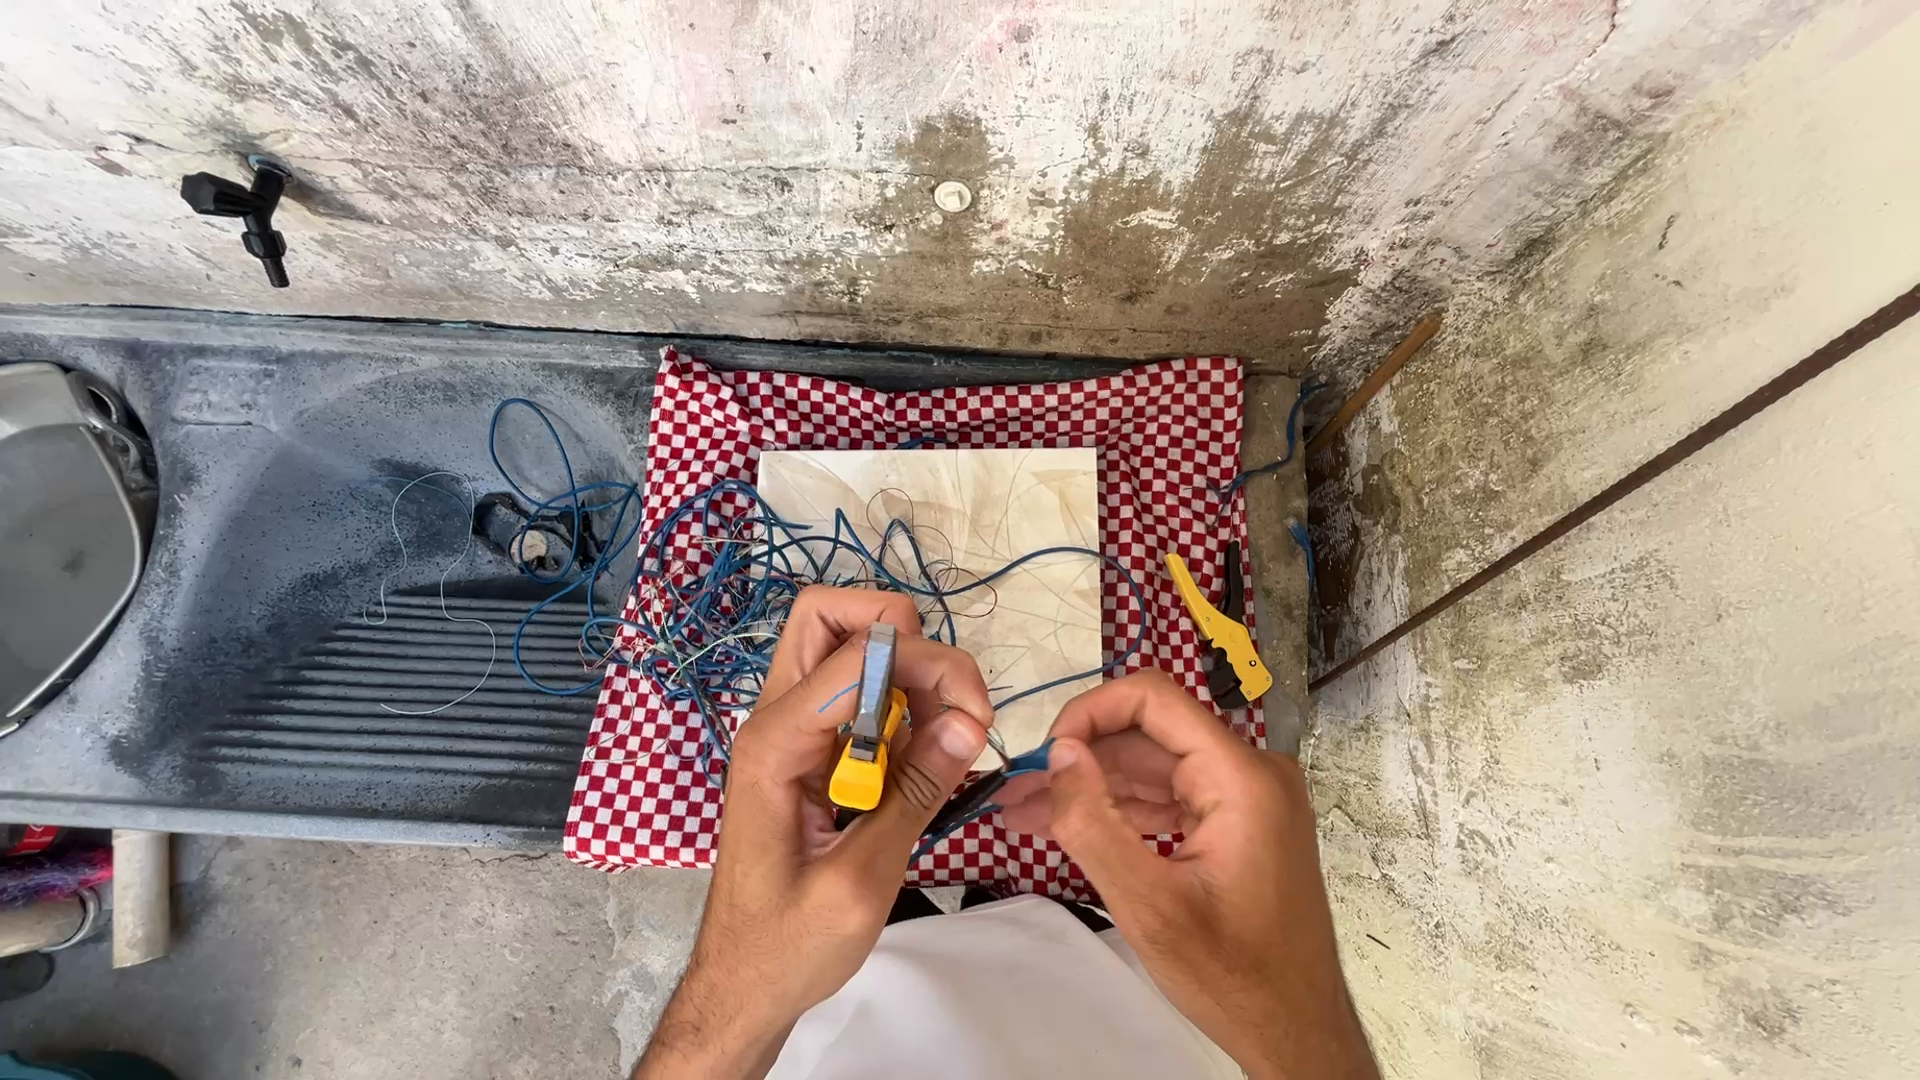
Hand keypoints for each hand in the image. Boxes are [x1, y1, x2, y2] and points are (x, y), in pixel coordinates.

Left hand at [634, 586, 993, 1079]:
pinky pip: (856, 690)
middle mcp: (776, 716)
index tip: (974, 717)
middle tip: (947, 693)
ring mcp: (790, 726)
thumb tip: (970, 722)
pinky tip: (923, 752)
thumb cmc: (789, 945)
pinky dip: (900, 701)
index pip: (857, 655)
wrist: (741, 987)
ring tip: (945, 731)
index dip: (926, 666)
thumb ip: (916, 793)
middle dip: (899, 632)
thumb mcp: (863, 880)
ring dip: (906, 667)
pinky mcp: (809, 745)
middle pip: (828, 616)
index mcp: (775, 742)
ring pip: (844, 643)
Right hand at [998, 670, 1379, 1079]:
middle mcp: (1248, 770)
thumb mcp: (1148, 905)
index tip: (1046, 751)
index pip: (1153, 698)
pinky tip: (1066, 824)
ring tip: (1024, 810)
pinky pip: (1165, 795)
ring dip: (1089, 785)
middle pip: (1146, 734)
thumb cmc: (1231, 977)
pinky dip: (1117, 808)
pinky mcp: (1232, 818)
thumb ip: (1094, 823)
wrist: (1295, 1036)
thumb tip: (1058, 753)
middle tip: (1017, 790)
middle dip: (1078, 757)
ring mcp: (1242, 794)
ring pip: (1149, 765)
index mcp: (1240, 776)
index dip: (1091, 710)